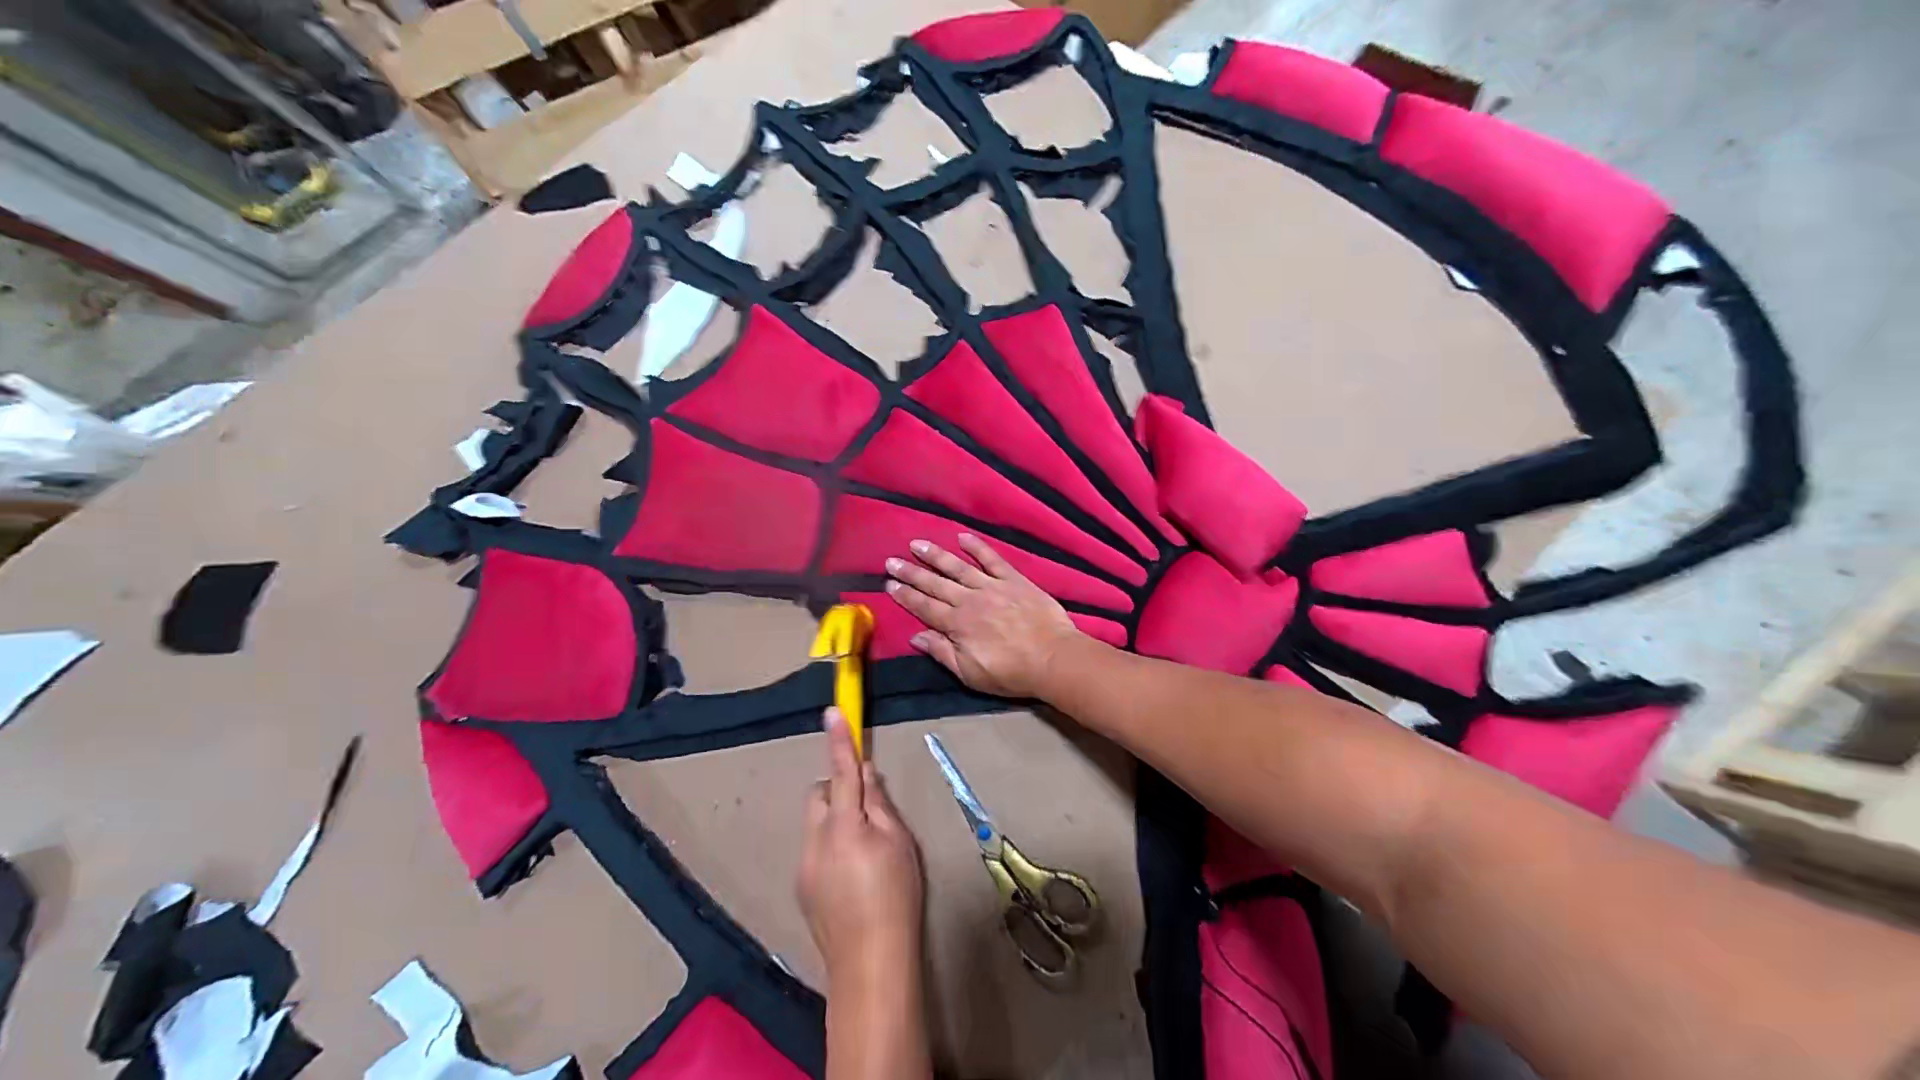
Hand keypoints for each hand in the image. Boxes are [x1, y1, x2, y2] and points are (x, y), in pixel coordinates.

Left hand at [797, 708, 924, 989]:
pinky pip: (813, 849)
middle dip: (837, 791)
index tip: (833, 712)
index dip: (840, 741)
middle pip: (818, 794)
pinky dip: (829, 847)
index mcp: (844, 824)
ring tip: (863, 852)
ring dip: (834, 821)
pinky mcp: (800, 886)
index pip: (841, 772)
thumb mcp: (899, 843)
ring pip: (815, 823)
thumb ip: (879, 804)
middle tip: (867, 810)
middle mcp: (815, 839)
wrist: (869, 961)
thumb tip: (865, 773)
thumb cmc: (895, 895)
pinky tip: (851, 877)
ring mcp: (803, 865)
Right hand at [884, 533, 1080, 697]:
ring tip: (917, 543)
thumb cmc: (1011, 672)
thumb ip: (942, 653)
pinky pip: (992, 559)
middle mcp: (969, 600)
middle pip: (935, 583)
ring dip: (935, 555)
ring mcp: (992, 587)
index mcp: (957, 625)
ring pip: (957, 567)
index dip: (906, 595)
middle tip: (892, 561)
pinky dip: (977, 547)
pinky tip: (963, 537)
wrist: (1053, 658)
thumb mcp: (970, 673)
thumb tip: (916, 637)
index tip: (889, 584)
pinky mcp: (1013, 580)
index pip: (924, 607)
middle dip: (911, 572)